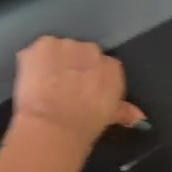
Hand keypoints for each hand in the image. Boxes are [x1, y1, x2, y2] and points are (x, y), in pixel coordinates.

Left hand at [10, 36, 144, 146]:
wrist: (53, 124)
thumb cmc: (85, 126)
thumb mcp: (108, 118)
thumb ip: (124, 111)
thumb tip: (140, 117)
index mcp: (112, 68)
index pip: (104, 65)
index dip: (90, 78)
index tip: (81, 91)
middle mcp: (91, 50)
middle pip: (82, 52)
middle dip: (73, 66)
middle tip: (62, 89)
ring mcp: (65, 45)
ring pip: (58, 50)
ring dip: (52, 63)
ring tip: (44, 86)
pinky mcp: (41, 46)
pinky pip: (36, 51)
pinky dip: (32, 63)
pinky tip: (31, 80)